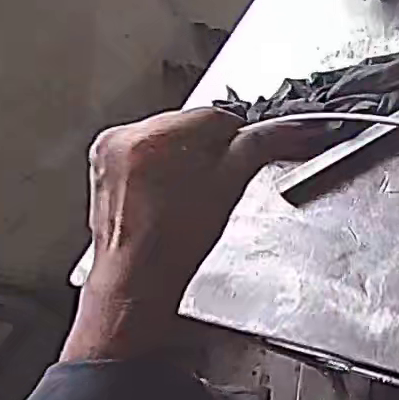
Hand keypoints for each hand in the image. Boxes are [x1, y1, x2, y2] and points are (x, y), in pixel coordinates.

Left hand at [68, 107, 320, 359]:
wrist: (139, 284)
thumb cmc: (176, 247)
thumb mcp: (231, 187)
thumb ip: (263, 146)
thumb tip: (293, 128)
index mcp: (153, 137)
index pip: (216, 116)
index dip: (237, 142)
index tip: (241, 162)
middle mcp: (125, 138)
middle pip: (191, 125)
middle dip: (209, 149)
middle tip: (215, 186)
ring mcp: (109, 153)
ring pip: (170, 138)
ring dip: (186, 157)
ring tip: (190, 196)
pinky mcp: (105, 168)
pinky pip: (147, 152)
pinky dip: (163, 167)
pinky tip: (171, 198)